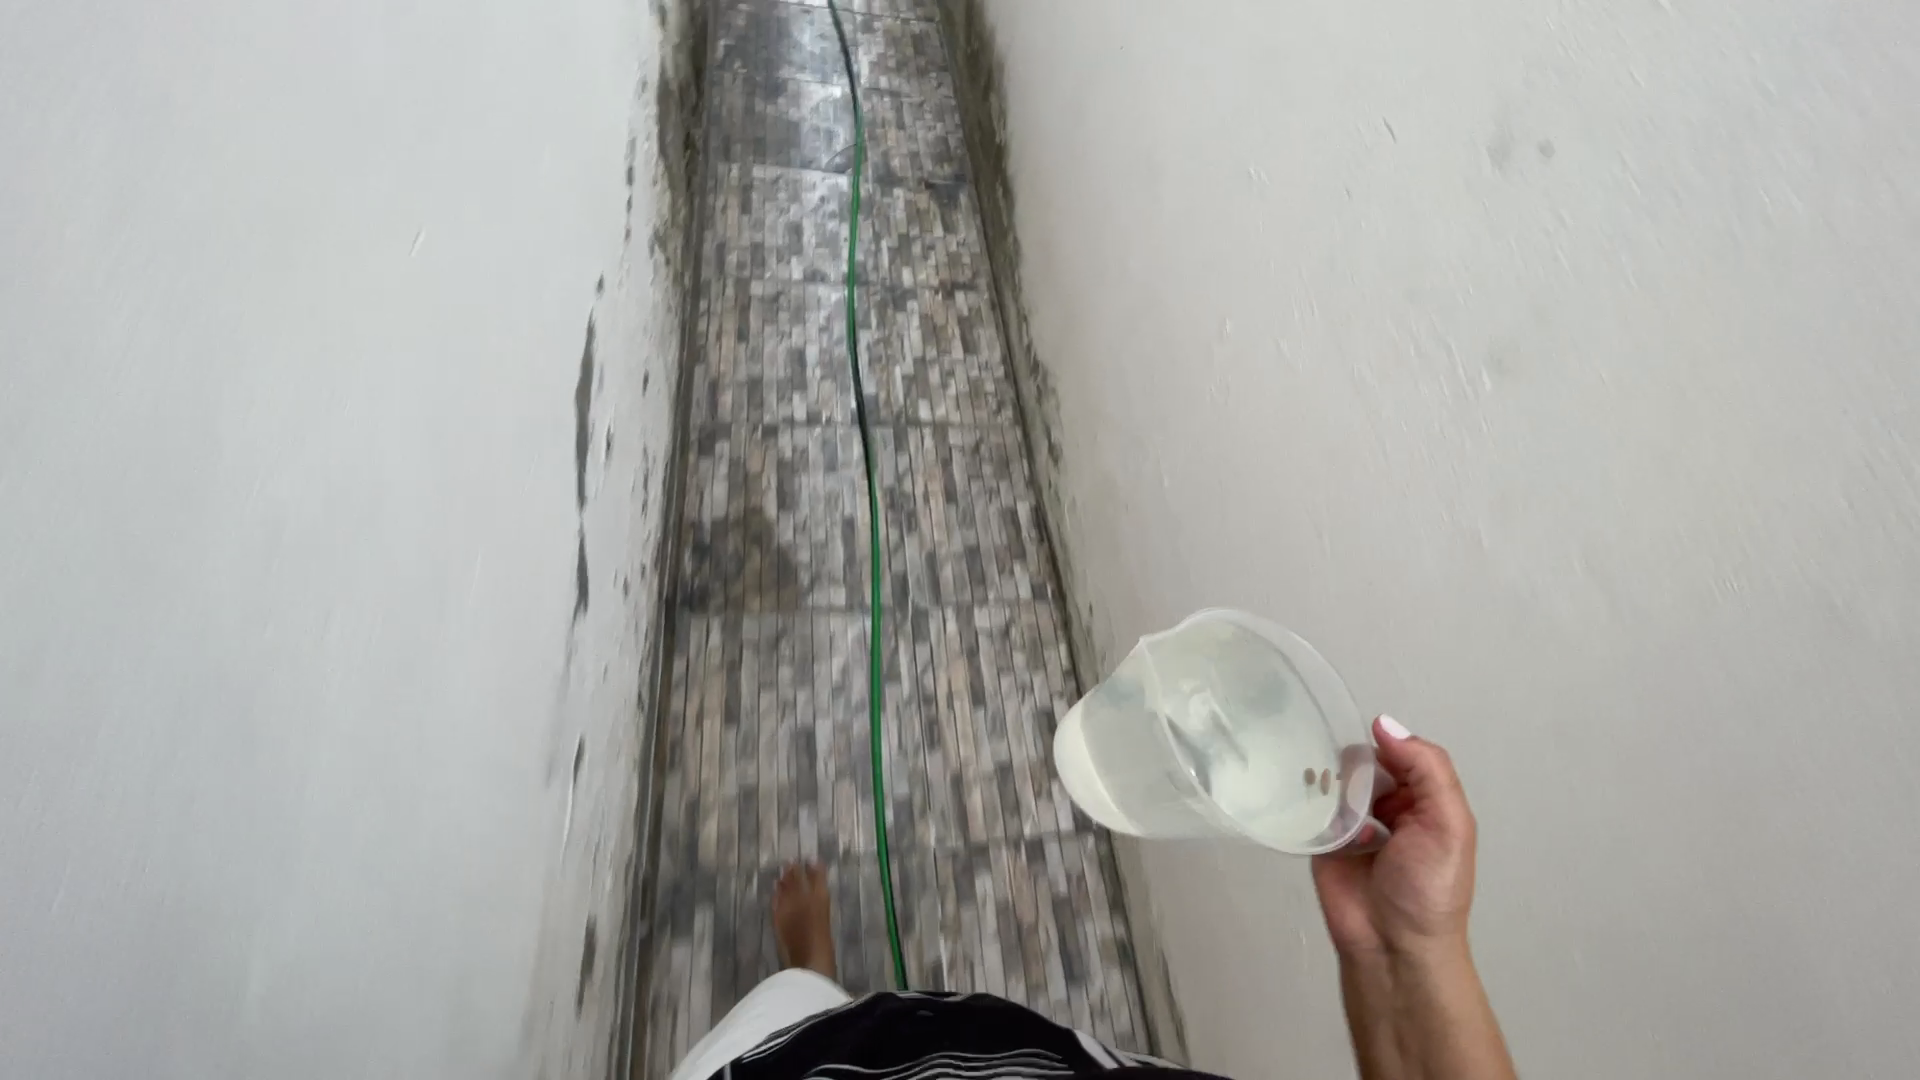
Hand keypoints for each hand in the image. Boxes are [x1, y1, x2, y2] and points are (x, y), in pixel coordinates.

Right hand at [1313, 716, 1477, 959]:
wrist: (1390, 943)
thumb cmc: (1428, 887)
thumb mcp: (1448, 825)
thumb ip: (1427, 770)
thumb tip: (1383, 722)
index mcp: (1423, 798)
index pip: (1400, 751)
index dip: (1387, 745)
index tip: (1374, 754)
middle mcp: (1385, 803)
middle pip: (1361, 760)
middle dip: (1353, 767)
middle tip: (1352, 790)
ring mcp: (1348, 817)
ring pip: (1331, 776)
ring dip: (1328, 782)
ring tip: (1328, 800)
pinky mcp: (1317, 831)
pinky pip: (1306, 800)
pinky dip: (1304, 795)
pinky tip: (1305, 802)